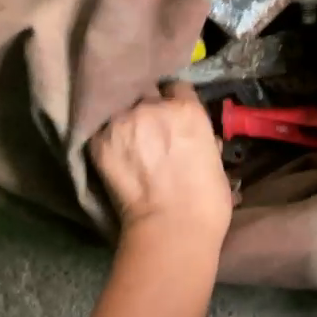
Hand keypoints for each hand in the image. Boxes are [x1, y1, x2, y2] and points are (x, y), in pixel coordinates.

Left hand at [89, 83, 231, 246]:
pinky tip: (117, 159)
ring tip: (131, 147)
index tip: (173, 113)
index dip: (175, 100)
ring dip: (127, 125)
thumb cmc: (207, 205)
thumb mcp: (217, 166)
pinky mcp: (99, 141)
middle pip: (146, 93)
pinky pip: (103, 133)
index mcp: (187, 110)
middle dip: (149, 107)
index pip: (177, 86)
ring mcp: (122, 122)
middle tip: (151, 130)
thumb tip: (200, 140)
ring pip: (121, 111)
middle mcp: (152, 106)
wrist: (172, 230)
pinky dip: (109, 143)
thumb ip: (203, 142)